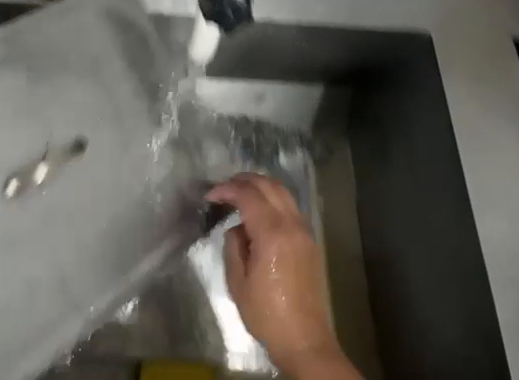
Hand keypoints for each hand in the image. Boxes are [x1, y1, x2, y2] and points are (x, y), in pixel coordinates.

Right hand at [207, 174, 359, 379]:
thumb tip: (237, 228)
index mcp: (272, 234)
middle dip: (243, 180)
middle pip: (268, 185)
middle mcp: (292, 225)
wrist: (304, 339)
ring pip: (283, 192)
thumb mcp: (238, 282)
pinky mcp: (309, 240)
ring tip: (239, 194)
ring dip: (260, 186)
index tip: (209, 195)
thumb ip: (233, 246)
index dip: (226, 189)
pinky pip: (290, 206)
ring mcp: (304, 231)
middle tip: (223, 189)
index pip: (248, 195)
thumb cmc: (266, 314)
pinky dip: (273, 199)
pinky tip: (259, 211)